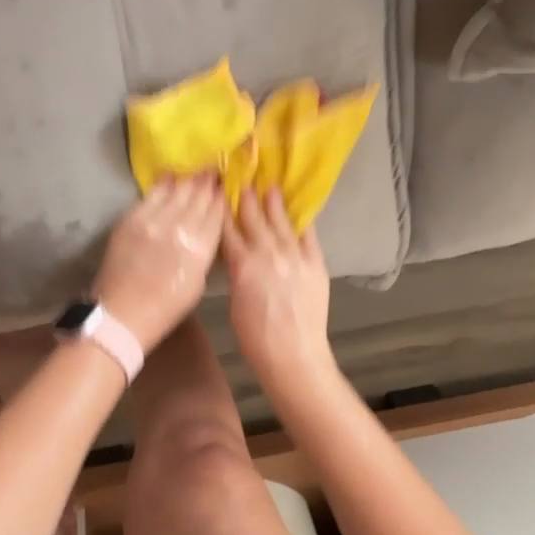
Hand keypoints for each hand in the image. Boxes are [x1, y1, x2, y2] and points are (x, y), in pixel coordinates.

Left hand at [94, 175, 223, 350]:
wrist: (123, 313)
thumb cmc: (166, 307)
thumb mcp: (198, 282)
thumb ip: (204, 251)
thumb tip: (206, 230)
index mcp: (201, 247)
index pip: (216, 212)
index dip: (221, 196)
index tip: (225, 184)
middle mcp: (180, 227)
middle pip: (198, 196)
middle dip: (207, 182)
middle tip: (213, 169)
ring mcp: (154, 220)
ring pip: (177, 189)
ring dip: (189, 178)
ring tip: (196, 170)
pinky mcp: (132, 218)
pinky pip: (153, 194)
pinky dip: (164, 183)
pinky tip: (171, 175)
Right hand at [223, 188, 334, 387]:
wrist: (293, 356)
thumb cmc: (254, 338)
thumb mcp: (235, 302)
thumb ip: (236, 273)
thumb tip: (236, 256)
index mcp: (243, 265)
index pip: (228, 229)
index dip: (222, 209)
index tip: (218, 191)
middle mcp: (269, 254)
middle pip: (254, 219)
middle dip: (246, 198)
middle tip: (242, 179)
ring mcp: (295, 257)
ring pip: (281, 223)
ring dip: (273, 203)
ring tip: (268, 186)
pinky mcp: (316, 265)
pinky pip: (308, 236)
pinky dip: (301, 221)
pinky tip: (297, 209)